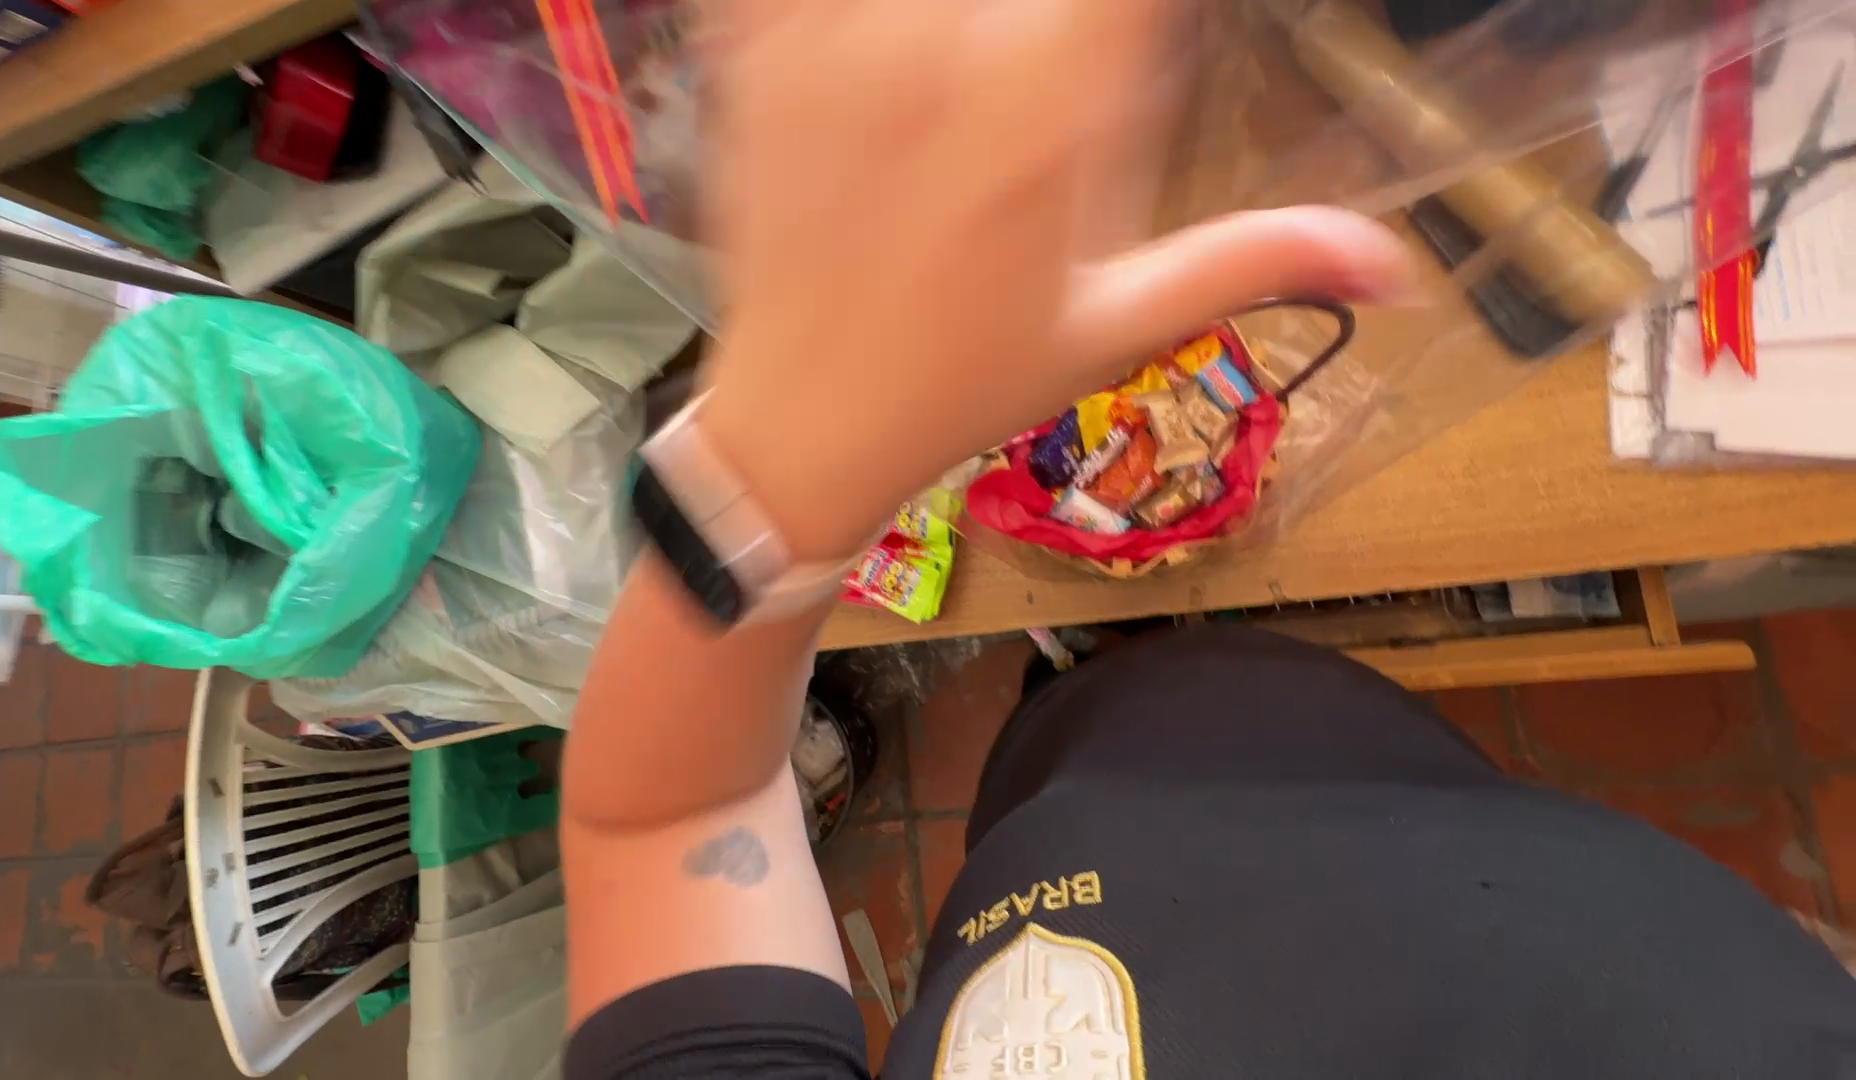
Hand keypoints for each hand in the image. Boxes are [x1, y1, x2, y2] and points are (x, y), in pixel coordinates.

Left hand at [695, 0, 1415, 559]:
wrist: (811, 431)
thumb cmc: (962, 389)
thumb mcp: (1107, 330)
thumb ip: (1243, 263)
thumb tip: (1395, 263)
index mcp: (1055, 106)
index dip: (1142, 9)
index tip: (1124, 42)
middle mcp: (947, 48)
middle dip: (1042, 22)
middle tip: (1041, 66)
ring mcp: (834, 46)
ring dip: (948, 18)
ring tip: (966, 69)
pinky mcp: (753, 62)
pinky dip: (789, 6)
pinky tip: (865, 45)